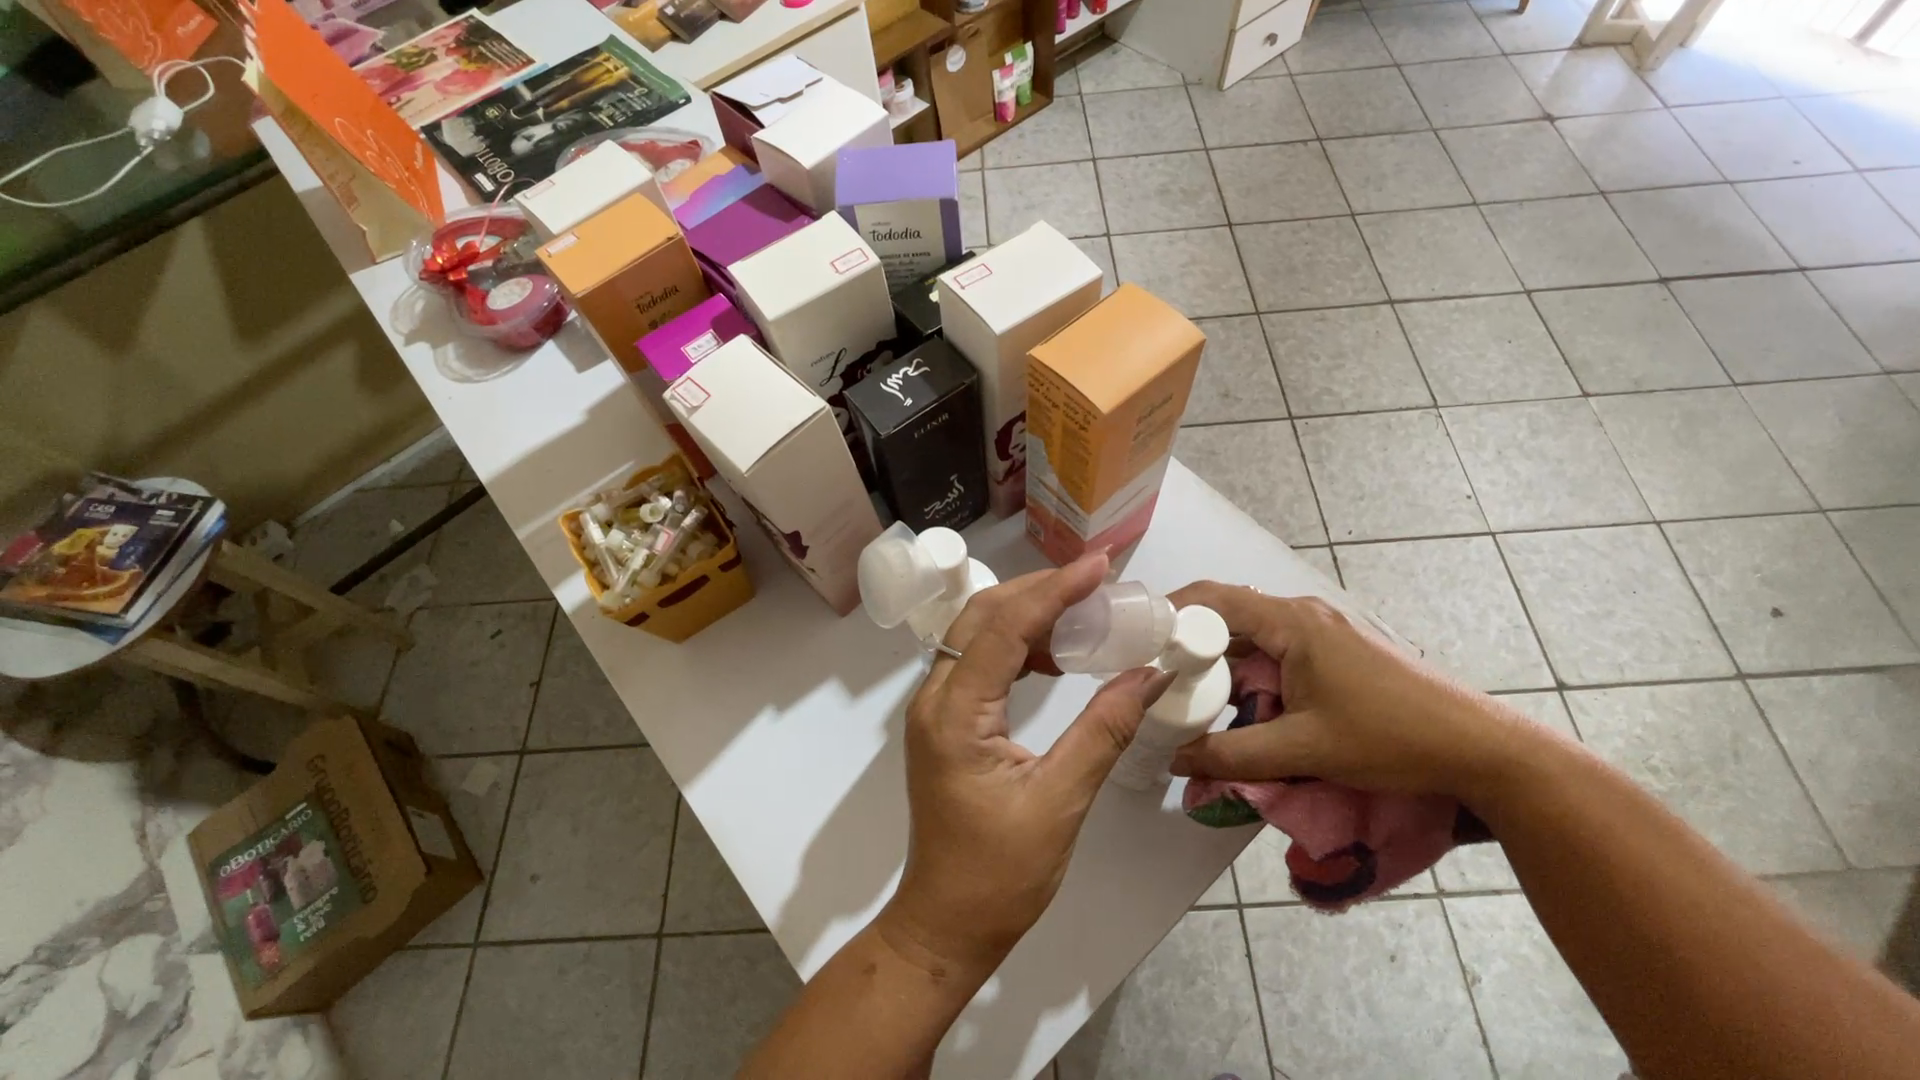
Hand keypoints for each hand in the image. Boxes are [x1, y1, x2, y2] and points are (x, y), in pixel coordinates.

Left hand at [882, 551, 1174, 976]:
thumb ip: (1105, 729)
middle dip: (1037, 592)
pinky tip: (1055, 658)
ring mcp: (936, 712)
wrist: (949, 923)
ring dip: (1027, 616)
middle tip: (1096, 584)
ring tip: (1084, 614)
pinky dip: (1017, 648)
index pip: (1002, 628)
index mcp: (954, 715)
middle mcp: (934, 700)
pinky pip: (979, 665)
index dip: (1053, 592)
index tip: (1100, 568)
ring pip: (977, 637)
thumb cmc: (1002, 873)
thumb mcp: (1061, 800)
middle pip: (980, 618)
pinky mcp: (948, 725)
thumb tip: (1150, 672)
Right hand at [1166, 582, 1555, 804]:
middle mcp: (1304, 616)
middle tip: (1154, 679)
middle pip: (1229, 617)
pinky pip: (1276, 654)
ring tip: (1188, 698)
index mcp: (1292, 622)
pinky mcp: (1338, 655)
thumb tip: (1173, 761)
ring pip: (1253, 639)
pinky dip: (1250, 675)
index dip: (1170, 613)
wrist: (1479, 749)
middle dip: (1190, 646)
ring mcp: (1324, 634)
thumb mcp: (1304, 749)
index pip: (1213, 598)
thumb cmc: (1390, 737)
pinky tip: (1238, 708)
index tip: (1136, 641)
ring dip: (1221, 665)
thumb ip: (1232, 755)